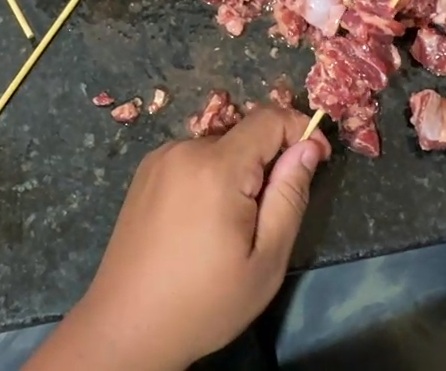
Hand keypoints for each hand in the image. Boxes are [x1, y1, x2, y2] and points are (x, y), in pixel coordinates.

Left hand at [33, 107, 331, 370]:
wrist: (126, 326)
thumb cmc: (204, 302)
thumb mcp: (265, 261)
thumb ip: (289, 196)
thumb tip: (308, 146)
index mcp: (217, 167)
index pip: (269, 118)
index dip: (299, 129)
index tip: (318, 158)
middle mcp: (185, 149)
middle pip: (243, 135)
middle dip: (267, 163)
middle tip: (269, 217)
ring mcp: (160, 158)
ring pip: (218, 148)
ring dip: (237, 172)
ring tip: (229, 229)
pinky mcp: (145, 172)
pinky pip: (192, 159)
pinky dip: (209, 177)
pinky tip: (200, 224)